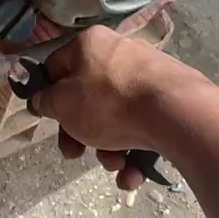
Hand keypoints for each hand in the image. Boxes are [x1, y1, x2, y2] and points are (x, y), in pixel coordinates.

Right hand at [27, 26, 218, 189]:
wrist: (176, 114)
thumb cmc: (109, 104)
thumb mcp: (62, 104)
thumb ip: (45, 101)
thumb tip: (42, 99)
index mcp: (89, 44)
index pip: (55, 68)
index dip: (48, 97)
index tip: (49, 120)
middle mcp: (119, 53)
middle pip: (86, 99)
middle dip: (80, 134)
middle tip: (75, 154)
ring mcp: (148, 75)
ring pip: (114, 118)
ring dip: (107, 149)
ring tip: (115, 165)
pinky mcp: (169, 97)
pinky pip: (141, 125)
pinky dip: (133, 152)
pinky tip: (133, 173)